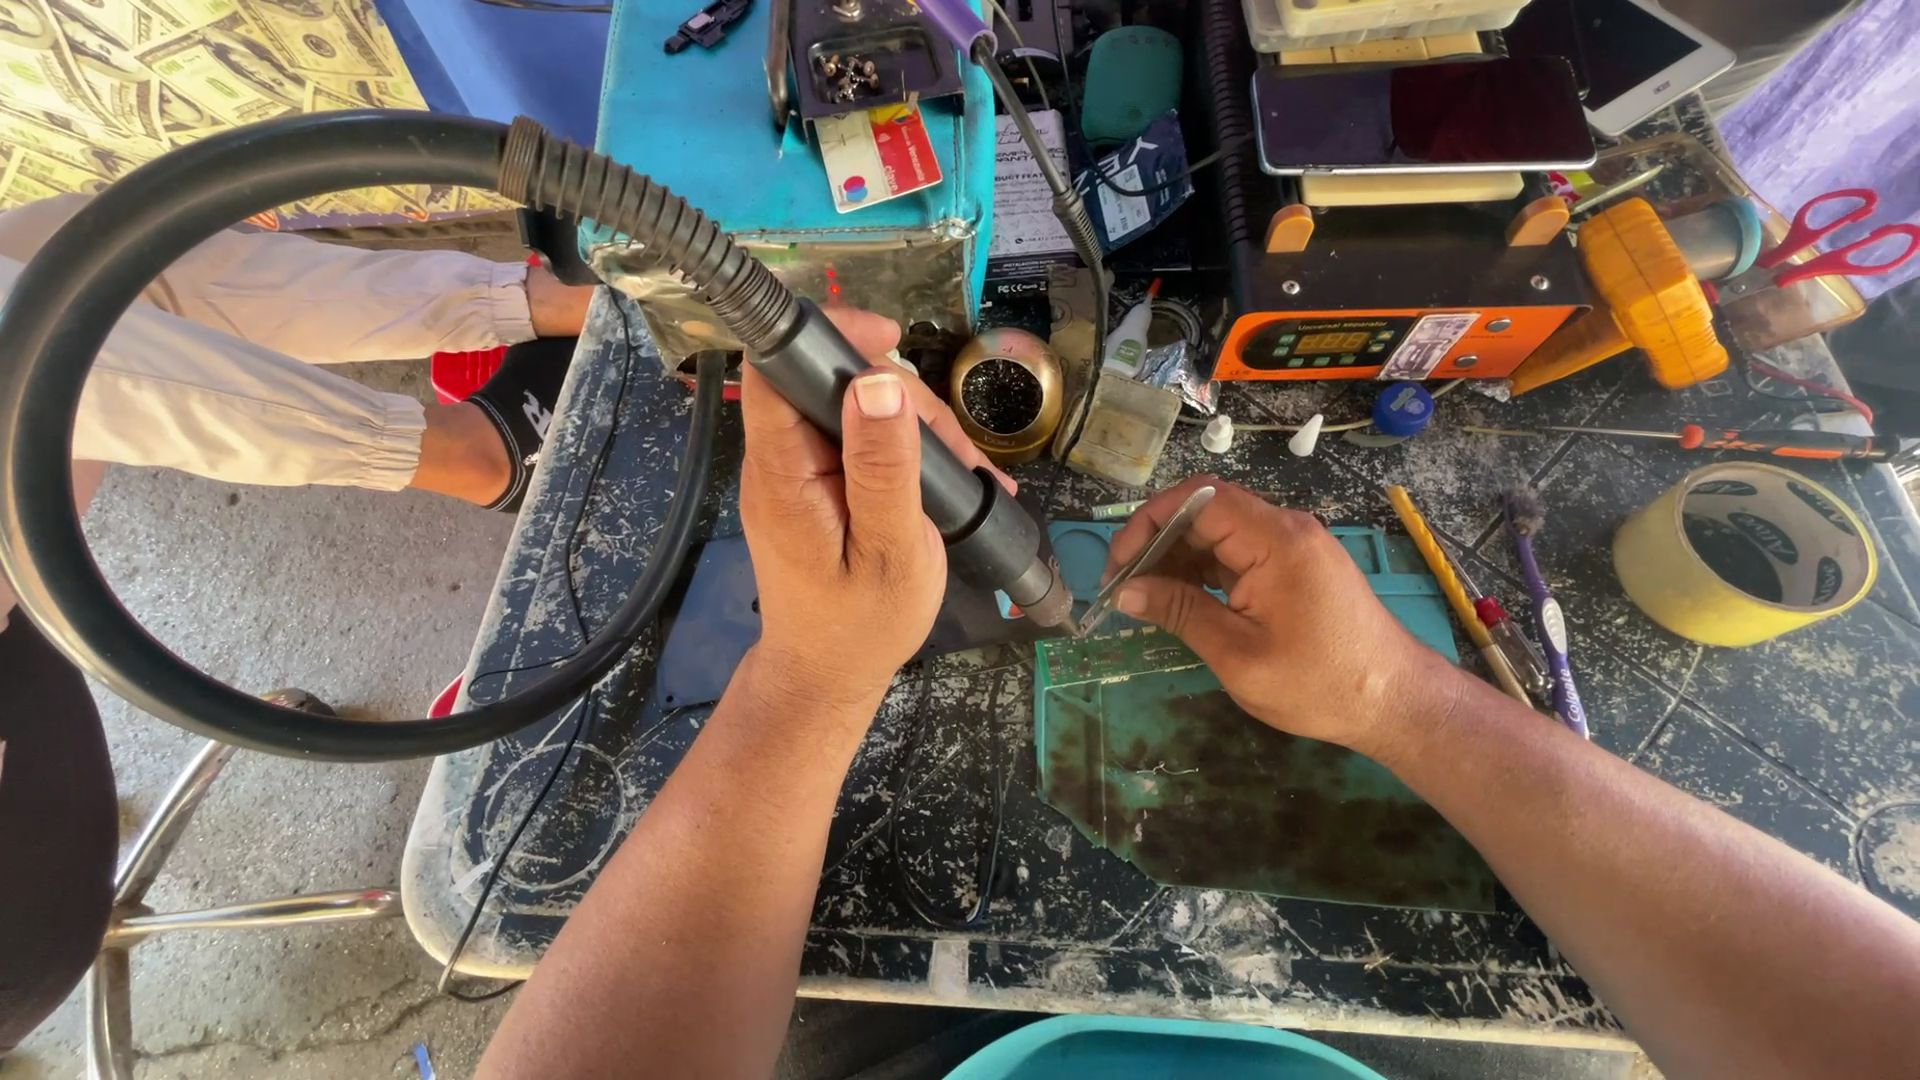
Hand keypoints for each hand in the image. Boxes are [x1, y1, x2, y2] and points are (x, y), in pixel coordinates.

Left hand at [738, 307, 1008, 710]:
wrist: (829, 673)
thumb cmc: (861, 625)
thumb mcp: (890, 551)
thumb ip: (885, 469)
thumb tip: (879, 382)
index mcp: (785, 473)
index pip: (777, 369)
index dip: (827, 336)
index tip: (889, 338)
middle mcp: (782, 462)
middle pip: (833, 386)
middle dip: (902, 401)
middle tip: (955, 454)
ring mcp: (800, 474)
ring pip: (856, 412)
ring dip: (917, 430)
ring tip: (968, 475)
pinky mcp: (820, 488)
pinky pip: (862, 444)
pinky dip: (909, 452)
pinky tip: (954, 478)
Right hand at [1104, 476, 1461, 754]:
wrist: (1397, 703)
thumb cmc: (1319, 684)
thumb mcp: (1238, 655)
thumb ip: (1180, 613)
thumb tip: (1125, 591)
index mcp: (1276, 540)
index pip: (1197, 499)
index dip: (1148, 522)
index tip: (1119, 564)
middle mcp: (1285, 528)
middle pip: (1204, 508)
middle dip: (1155, 540)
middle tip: (1123, 583)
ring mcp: (1291, 544)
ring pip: (1216, 529)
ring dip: (1175, 555)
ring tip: (1143, 594)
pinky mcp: (1293, 563)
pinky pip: (1235, 550)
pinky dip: (1201, 567)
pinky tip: (1179, 596)